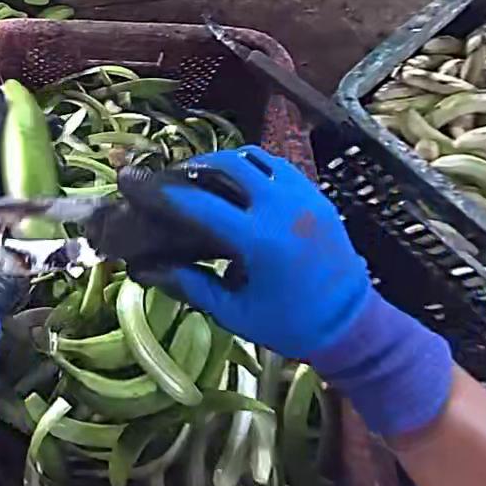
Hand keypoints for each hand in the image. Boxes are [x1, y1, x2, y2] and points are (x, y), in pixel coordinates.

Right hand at [118, 146, 453, 435]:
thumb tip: (143, 270)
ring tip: (201, 176)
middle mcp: (283, 208)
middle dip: (192, 166)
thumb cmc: (291, 325)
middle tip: (170, 179)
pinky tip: (237, 183)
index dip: (157, 191)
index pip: (197, 203)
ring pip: (254, 157)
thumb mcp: (234, 312)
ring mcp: (304, 197)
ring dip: (223, 161)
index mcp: (260, 240)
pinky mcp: (316, 196)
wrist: (355, 327)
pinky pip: (277, 166)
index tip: (130, 180)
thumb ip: (191, 284)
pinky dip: (251, 167)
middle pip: (226, 164)